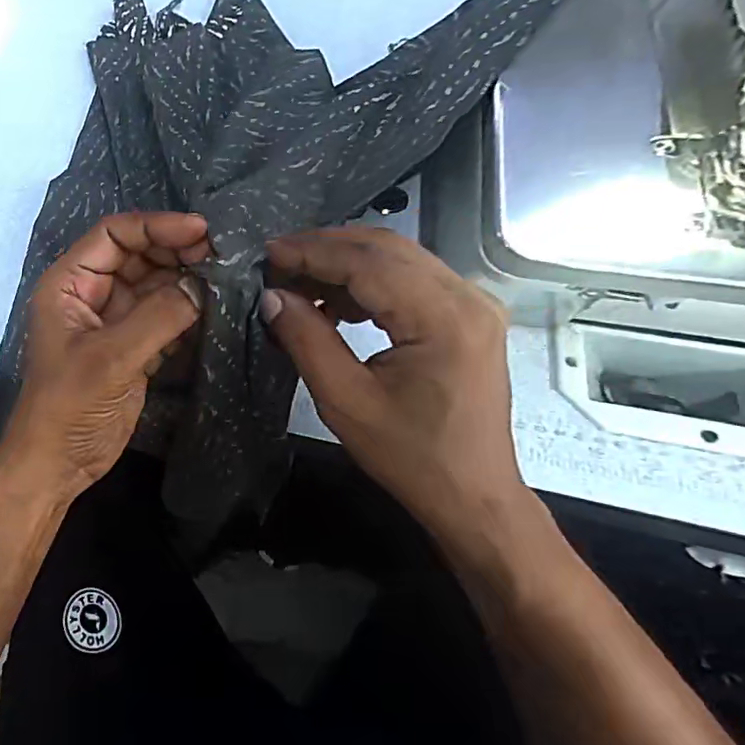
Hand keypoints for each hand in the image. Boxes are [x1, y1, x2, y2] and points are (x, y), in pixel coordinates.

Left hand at [2, 212, 210, 500]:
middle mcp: (91, 296)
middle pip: (138, 257)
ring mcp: (113, 324)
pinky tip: (214, 310)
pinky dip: (187, 313)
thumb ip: (159, 317)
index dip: (156, 226)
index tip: (201, 231)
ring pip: (154, 288)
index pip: (114, 235)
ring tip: (225, 279)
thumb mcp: (111, 358)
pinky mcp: (132, 350)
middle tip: (221, 256)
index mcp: (69, 284)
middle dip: (176, 252)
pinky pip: (163, 319)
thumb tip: (203, 286)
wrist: (57, 465)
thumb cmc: (69, 407)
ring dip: (186, 282)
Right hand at [262, 227, 523, 536]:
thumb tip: (272, 297)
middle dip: (327, 250)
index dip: (313, 252)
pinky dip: (373, 284)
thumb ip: (307, 340)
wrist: (473, 494)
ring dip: (348, 265)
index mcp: (443, 318)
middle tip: (278, 263)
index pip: (369, 262)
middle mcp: (467, 298)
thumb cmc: (412, 458)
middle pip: (388, 249)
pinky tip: (338, 303)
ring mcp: (475, 305)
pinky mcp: (471, 317)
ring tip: (300, 284)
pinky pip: (415, 282)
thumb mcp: (346, 402)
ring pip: (401, 260)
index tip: (269, 252)